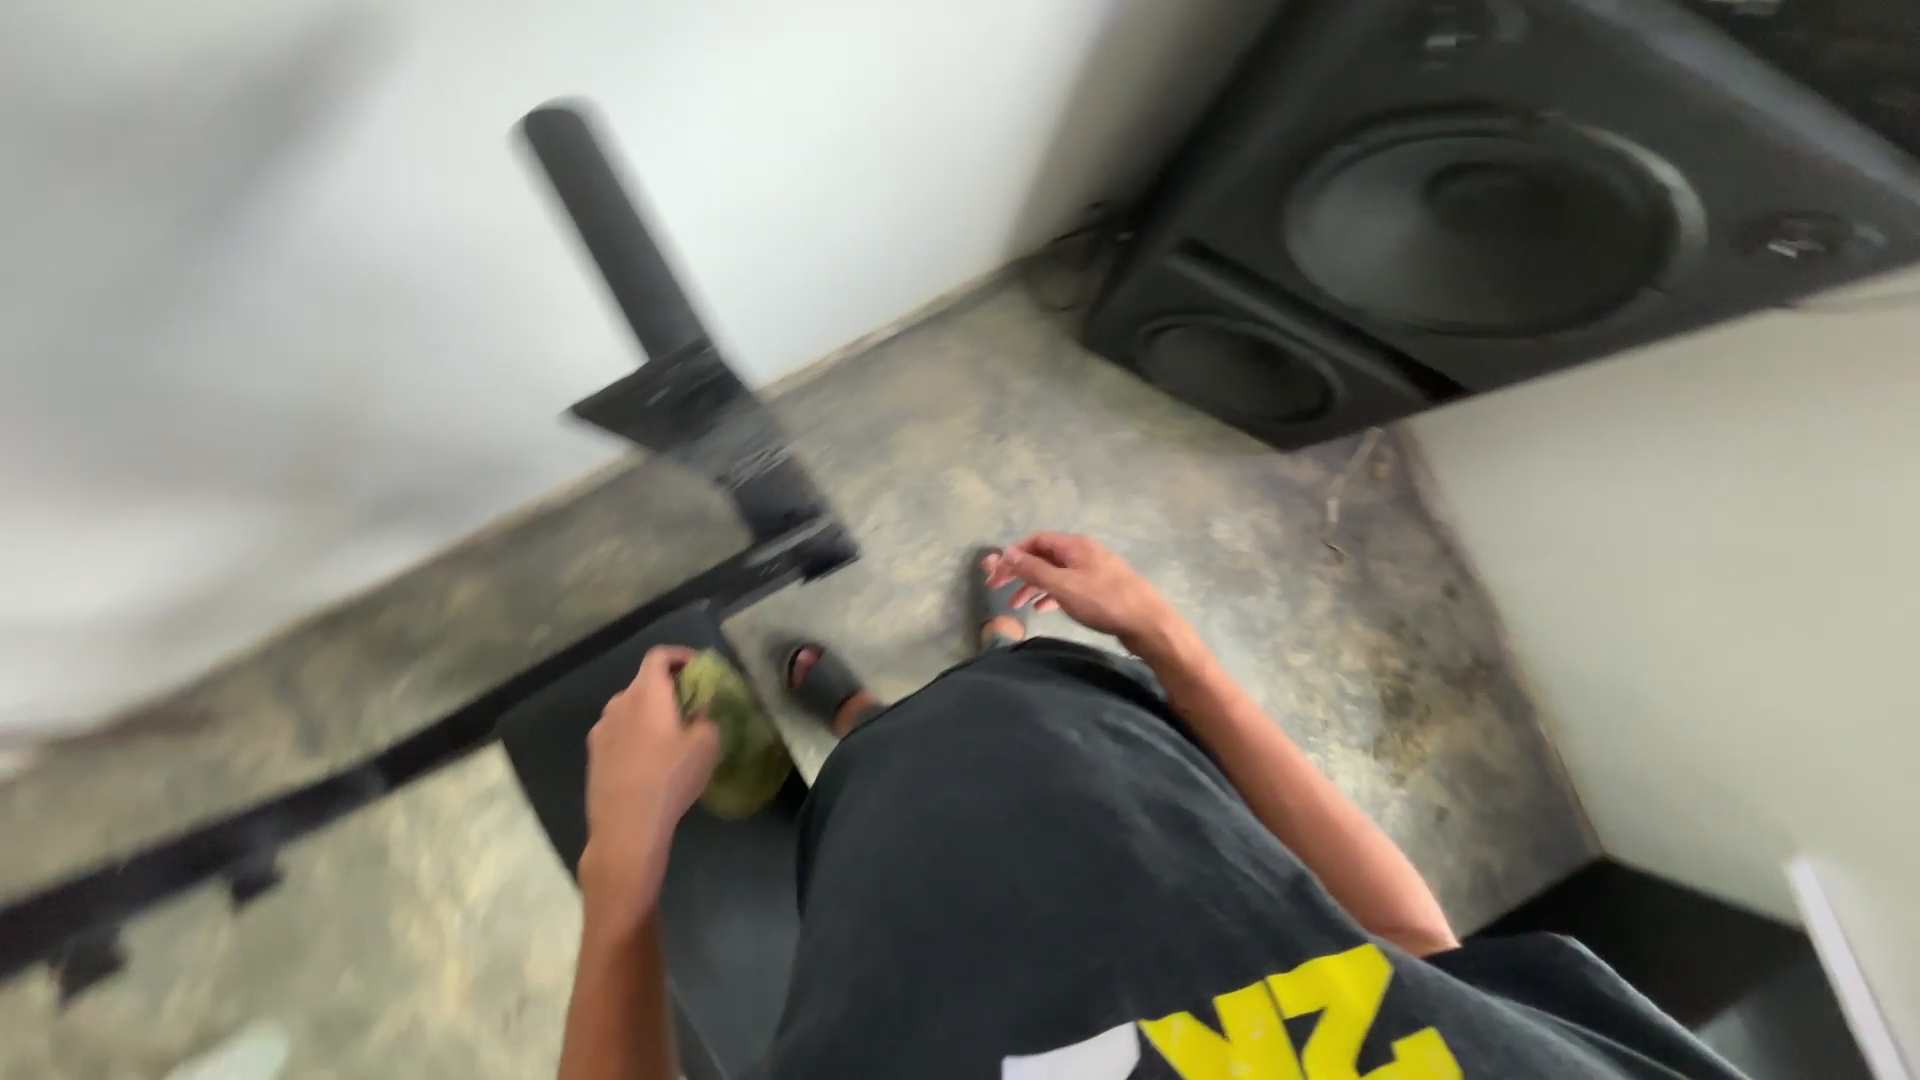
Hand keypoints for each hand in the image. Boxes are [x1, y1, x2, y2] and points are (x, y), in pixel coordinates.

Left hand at [579, 645, 720, 933]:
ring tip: (673, 733)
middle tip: (693, 703)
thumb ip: (707, 715)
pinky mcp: (594, 755)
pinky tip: (651, 759)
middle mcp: (618, 703)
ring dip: (652, 711)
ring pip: (631, 708)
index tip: (699, 668)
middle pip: (644, 682)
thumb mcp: (706, 743)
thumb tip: (703, 703)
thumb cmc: (670, 776)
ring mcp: (601, 730)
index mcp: (646, 693)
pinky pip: (620, 731)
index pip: (659, 656)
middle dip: (670, 686)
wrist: (626, 826)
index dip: (681, 655)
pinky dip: (637, 732)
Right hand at [986, 533, 1186, 652]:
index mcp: (1074, 545)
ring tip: (1017, 605)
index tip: (995, 574)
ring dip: (1033, 585)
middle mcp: (1083, 552)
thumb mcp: (1063, 585)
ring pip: (1055, 572)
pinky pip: (1068, 585)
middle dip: (1019, 571)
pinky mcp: (1100, 588)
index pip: (1035, 540)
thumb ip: (1033, 569)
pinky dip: (1051, 594)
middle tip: (997, 589)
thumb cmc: (1103, 601)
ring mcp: (1094, 570)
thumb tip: (1005, 552)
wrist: (1148, 623)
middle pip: (1043, 556)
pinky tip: (1042, 609)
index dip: (1012, 555)